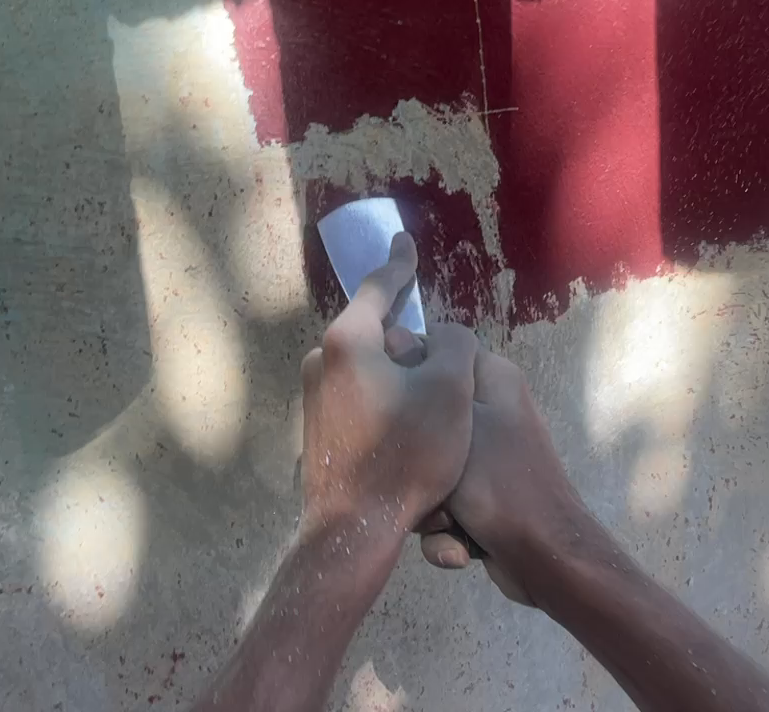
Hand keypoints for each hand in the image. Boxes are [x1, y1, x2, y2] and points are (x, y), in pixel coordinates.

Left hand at [299, 233, 478, 536]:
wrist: (354, 528)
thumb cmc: (406, 454)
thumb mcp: (451, 391)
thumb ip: (455, 345)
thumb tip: (443, 336)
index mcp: (348, 340)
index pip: (380, 288)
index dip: (400, 263)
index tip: (404, 240)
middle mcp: (321, 358)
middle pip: (378, 331)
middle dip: (412, 343)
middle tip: (443, 372)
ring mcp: (313, 391)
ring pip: (370, 365)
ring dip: (402, 375)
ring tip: (430, 413)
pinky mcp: (316, 421)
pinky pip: (360, 390)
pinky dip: (386, 396)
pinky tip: (406, 430)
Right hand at [418, 350, 589, 605]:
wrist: (547, 561)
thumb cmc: (498, 483)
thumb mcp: (454, 424)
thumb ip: (423, 379)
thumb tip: (395, 333)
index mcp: (492, 376)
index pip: (437, 348)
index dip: (406, 369)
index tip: (386, 397)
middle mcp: (493, 407)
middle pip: (428, 416)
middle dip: (416, 458)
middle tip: (416, 477)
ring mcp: (490, 455)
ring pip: (431, 467)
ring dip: (431, 504)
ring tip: (445, 521)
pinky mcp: (486, 496)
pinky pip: (448, 502)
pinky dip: (449, 530)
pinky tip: (458, 546)